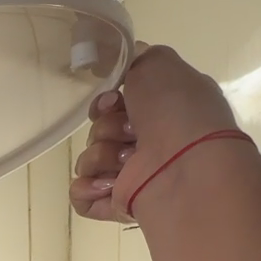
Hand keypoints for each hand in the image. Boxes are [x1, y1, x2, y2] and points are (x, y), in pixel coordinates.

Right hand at [71, 45, 240, 222]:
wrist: (181, 163)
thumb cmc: (175, 111)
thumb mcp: (159, 64)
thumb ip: (136, 58)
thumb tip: (120, 63)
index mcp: (157, 112)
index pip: (111, 106)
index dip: (105, 102)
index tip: (113, 102)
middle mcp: (143, 143)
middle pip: (97, 132)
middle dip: (105, 130)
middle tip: (129, 133)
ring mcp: (127, 175)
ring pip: (87, 162)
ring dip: (100, 158)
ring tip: (126, 161)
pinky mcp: (112, 203)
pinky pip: (79, 193)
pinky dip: (88, 188)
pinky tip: (109, 184)